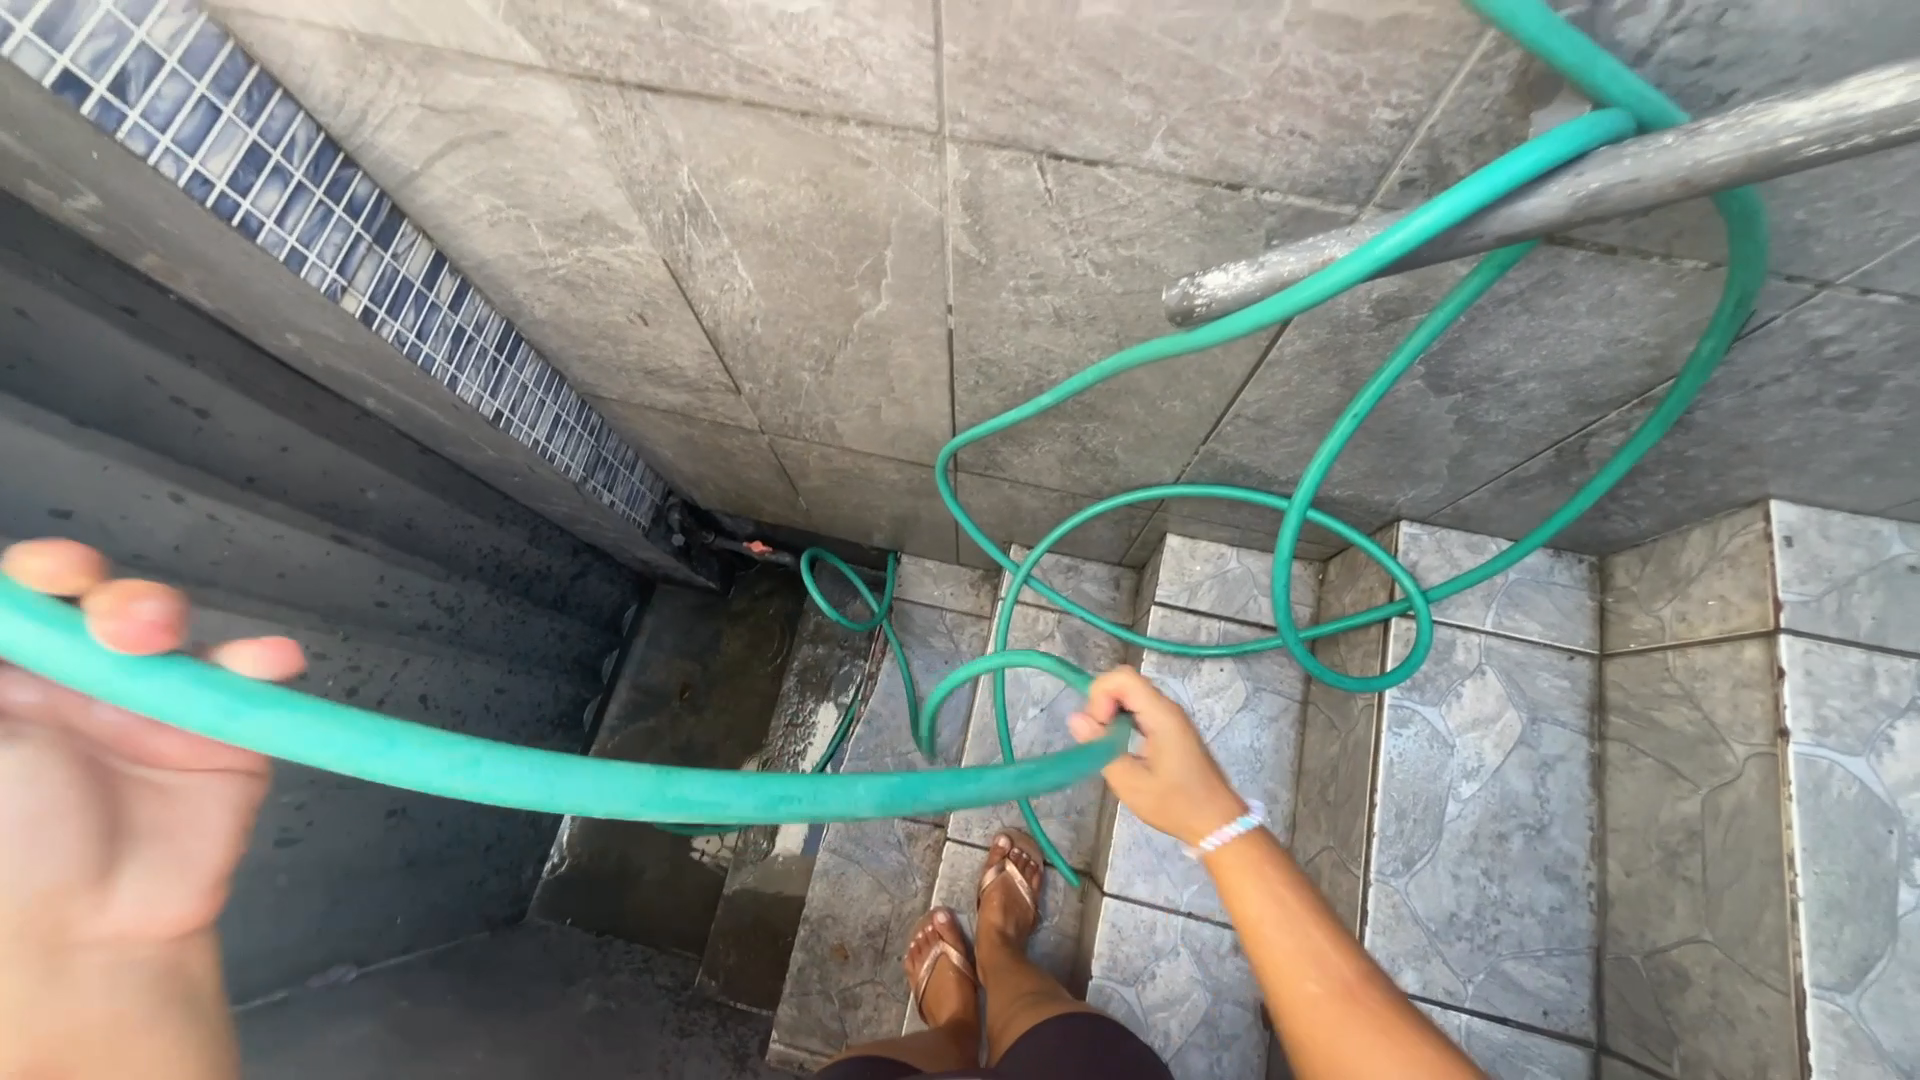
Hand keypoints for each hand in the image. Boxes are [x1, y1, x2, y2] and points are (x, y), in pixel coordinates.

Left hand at [0, 539, 305, 949]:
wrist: (85, 926)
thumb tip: (6, 615)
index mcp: (1, 690)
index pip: (20, 609)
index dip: (35, 578)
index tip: (46, 576)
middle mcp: (72, 685)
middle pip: (95, 604)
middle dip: (106, 593)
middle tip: (110, 622)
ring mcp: (154, 702)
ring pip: (172, 628)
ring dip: (164, 612)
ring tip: (157, 635)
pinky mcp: (226, 724)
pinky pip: (252, 678)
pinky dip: (264, 661)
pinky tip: (267, 660)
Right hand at [1068, 666, 1247, 848]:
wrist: (1216, 822)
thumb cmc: (1175, 805)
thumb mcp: (1131, 783)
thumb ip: (1100, 747)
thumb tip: (1075, 718)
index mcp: (1161, 715)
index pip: (1122, 677)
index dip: (1101, 695)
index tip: (1099, 727)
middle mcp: (1167, 708)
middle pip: (1124, 682)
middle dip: (1102, 703)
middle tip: (1099, 738)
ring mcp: (1170, 716)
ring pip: (1130, 694)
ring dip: (1111, 712)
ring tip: (1108, 745)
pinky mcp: (1170, 726)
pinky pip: (1140, 708)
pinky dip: (1123, 719)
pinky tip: (1121, 746)